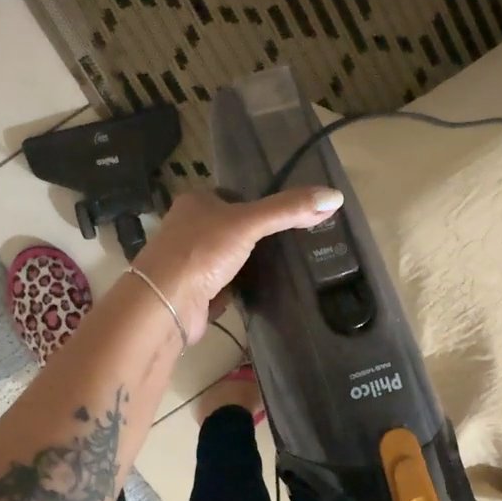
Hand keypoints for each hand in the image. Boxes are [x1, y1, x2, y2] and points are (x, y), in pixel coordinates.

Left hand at [128, 187, 342, 342]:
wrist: (165, 304)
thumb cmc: (202, 253)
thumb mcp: (249, 223)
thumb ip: (288, 210)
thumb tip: (335, 196)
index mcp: (195, 202)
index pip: (235, 198)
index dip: (260, 207)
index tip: (290, 218)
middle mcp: (187, 229)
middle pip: (232, 229)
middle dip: (256, 239)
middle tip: (293, 245)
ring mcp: (189, 263)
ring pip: (228, 259)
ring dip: (248, 266)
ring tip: (285, 268)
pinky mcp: (194, 293)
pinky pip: (224, 286)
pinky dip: (240, 290)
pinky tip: (262, 292)